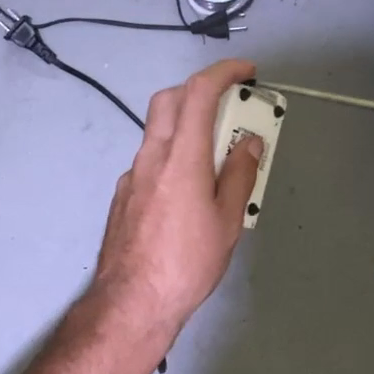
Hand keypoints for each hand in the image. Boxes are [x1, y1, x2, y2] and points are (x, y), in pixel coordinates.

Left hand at [89, 59, 263, 333]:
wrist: (132, 301)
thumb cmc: (187, 263)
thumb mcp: (228, 222)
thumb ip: (240, 175)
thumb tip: (250, 143)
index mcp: (182, 157)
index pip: (199, 92)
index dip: (224, 72)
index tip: (246, 71)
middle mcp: (152, 156)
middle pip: (170, 99)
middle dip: (200, 89)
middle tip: (228, 106)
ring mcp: (132, 174)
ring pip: (157, 129)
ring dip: (186, 124)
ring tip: (215, 154)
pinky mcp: (123, 194)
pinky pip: (150, 158)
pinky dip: (172, 154)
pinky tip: (187, 188)